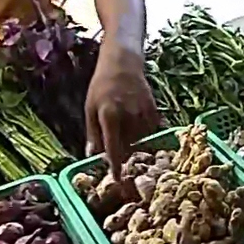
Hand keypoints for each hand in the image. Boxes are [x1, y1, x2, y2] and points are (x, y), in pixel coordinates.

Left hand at [85, 44, 161, 173]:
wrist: (123, 64)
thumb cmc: (102, 86)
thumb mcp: (90, 108)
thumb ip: (93, 133)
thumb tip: (92, 156)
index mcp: (110, 116)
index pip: (114, 149)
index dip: (115, 166)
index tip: (117, 179)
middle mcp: (128, 117)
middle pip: (127, 146)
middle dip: (122, 150)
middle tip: (116, 143)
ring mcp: (143, 114)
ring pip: (139, 140)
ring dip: (132, 140)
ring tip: (124, 126)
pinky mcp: (153, 111)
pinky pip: (149, 131)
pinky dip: (142, 132)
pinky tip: (135, 122)